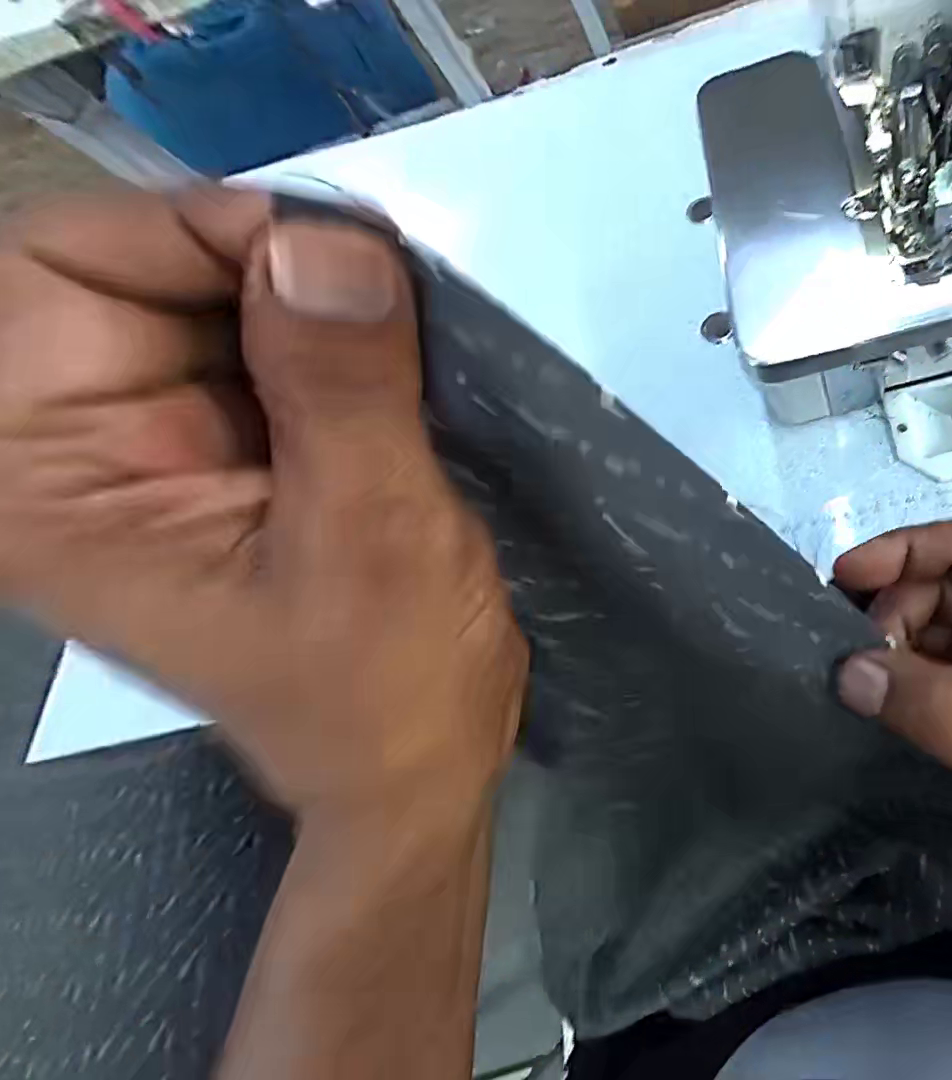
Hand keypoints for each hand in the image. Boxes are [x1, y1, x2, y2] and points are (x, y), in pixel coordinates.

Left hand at [0, 191, 525, 823]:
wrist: (426, 758)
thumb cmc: (391, 673)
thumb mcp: (374, 533)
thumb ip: (344, 391)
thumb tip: (334, 244)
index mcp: (50, 469)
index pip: (67, 274)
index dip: (203, 234)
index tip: (354, 248)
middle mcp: (91, 449)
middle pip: (150, 288)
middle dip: (278, 270)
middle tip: (407, 284)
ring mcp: (186, 459)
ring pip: (235, 325)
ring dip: (331, 311)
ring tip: (426, 324)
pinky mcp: (267, 470)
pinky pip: (297, 375)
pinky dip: (361, 354)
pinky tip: (421, 367)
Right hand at [834, 522, 951, 891]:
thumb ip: (926, 704)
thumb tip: (845, 670)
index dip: (902, 551)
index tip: (844, 577)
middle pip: (948, 582)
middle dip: (897, 606)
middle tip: (852, 654)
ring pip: (942, 622)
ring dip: (899, 641)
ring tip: (859, 675)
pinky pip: (946, 663)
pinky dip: (912, 673)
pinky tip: (881, 692)